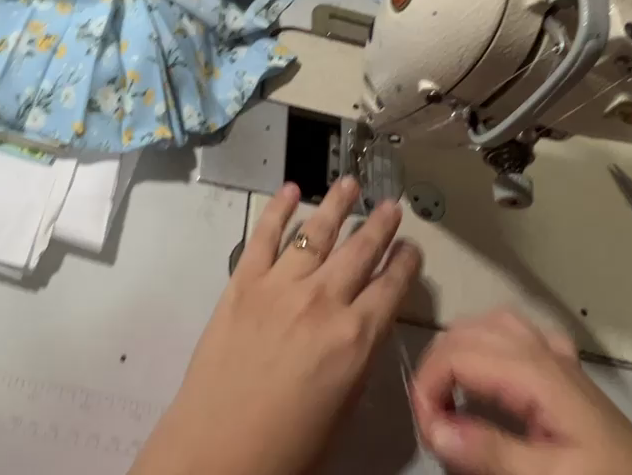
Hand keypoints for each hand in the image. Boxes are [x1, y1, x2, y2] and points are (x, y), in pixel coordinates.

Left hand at [131, 178, 422, 474]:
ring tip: (349, 183)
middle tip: (392, 205)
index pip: (391, 286)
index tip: (413, 245)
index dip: (405, 263)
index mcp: (355, 337)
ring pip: (316, 233)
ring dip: (336, 205)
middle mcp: (323, 300)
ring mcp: (281, 285)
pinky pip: (265, 236)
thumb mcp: (344, 405)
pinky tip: (290, 190)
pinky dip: (278, 209)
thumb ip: (357, 356)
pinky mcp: (243, 281)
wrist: (218, 448)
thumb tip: (365, 322)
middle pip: (360, 251)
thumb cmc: (290, 443)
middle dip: (380, 225)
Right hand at [412, 310, 631, 474]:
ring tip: (451, 395)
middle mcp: (541, 349)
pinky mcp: (566, 368)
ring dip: (460, 350)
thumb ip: (490, 451)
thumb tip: (434, 427)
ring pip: (489, 323)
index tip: (427, 432)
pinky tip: (494, 375)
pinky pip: (519, 333)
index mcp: (534, 371)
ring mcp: (556, 354)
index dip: (427, 387)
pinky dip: (492, 344)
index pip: (456, 354)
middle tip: (433, 422)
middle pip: (466, 332)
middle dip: (436, 368)